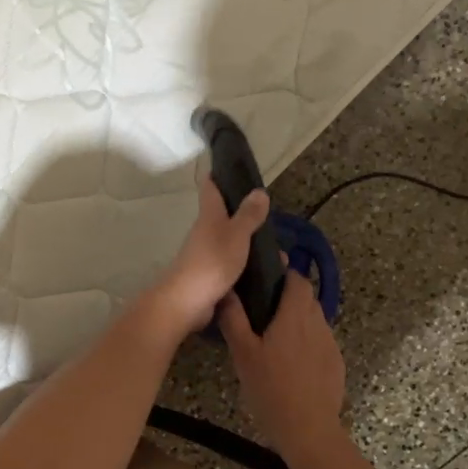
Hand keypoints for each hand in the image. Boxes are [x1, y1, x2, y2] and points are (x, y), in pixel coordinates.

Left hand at [147, 176, 269, 336]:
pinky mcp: (211, 275)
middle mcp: (205, 231)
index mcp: (209, 216)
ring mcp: (207, 254)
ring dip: (253, 245)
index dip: (219, 175)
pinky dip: (250, 265)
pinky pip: (234, 264)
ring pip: (233, 242)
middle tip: (272, 220)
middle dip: (247, 215)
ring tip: (280, 254)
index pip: (211, 188)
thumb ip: (248, 214)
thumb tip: (258, 191)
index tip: (233, 166)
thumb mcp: (236, 234)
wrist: (188, 301)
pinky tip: (267, 273)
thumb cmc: (212, 261)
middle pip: (225, 216)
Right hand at [217, 270, 347, 455]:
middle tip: (263, 308)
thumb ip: (234, 319)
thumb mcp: (242, 353)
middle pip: (307, 298)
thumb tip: (226, 291)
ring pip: (314, 320)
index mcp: (294, 316)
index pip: (298, 280)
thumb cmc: (270, 388)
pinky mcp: (336, 364)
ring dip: (298, 320)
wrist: (308, 429)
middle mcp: (317, 324)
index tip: (267, 275)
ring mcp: (330, 345)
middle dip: (289, 296)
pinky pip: (320, 342)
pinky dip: (306, 341)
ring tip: (274, 337)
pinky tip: (290, 362)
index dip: (285, 273)